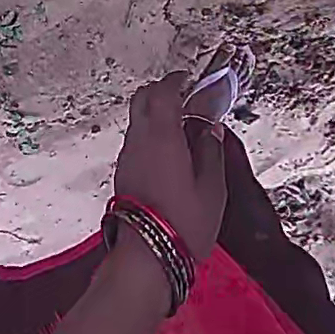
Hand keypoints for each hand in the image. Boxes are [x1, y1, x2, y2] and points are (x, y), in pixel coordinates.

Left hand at [112, 73, 226, 261]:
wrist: (147, 254)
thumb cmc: (184, 222)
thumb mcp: (211, 190)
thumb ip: (211, 153)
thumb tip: (211, 129)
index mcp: (162, 136)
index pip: (162, 93)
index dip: (175, 81)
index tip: (189, 79)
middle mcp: (139, 139)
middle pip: (142, 99)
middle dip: (161, 90)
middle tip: (184, 96)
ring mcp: (127, 153)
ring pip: (137, 118)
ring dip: (155, 112)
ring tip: (181, 124)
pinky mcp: (123, 168)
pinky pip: (136, 137)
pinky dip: (150, 130)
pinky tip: (169, 147)